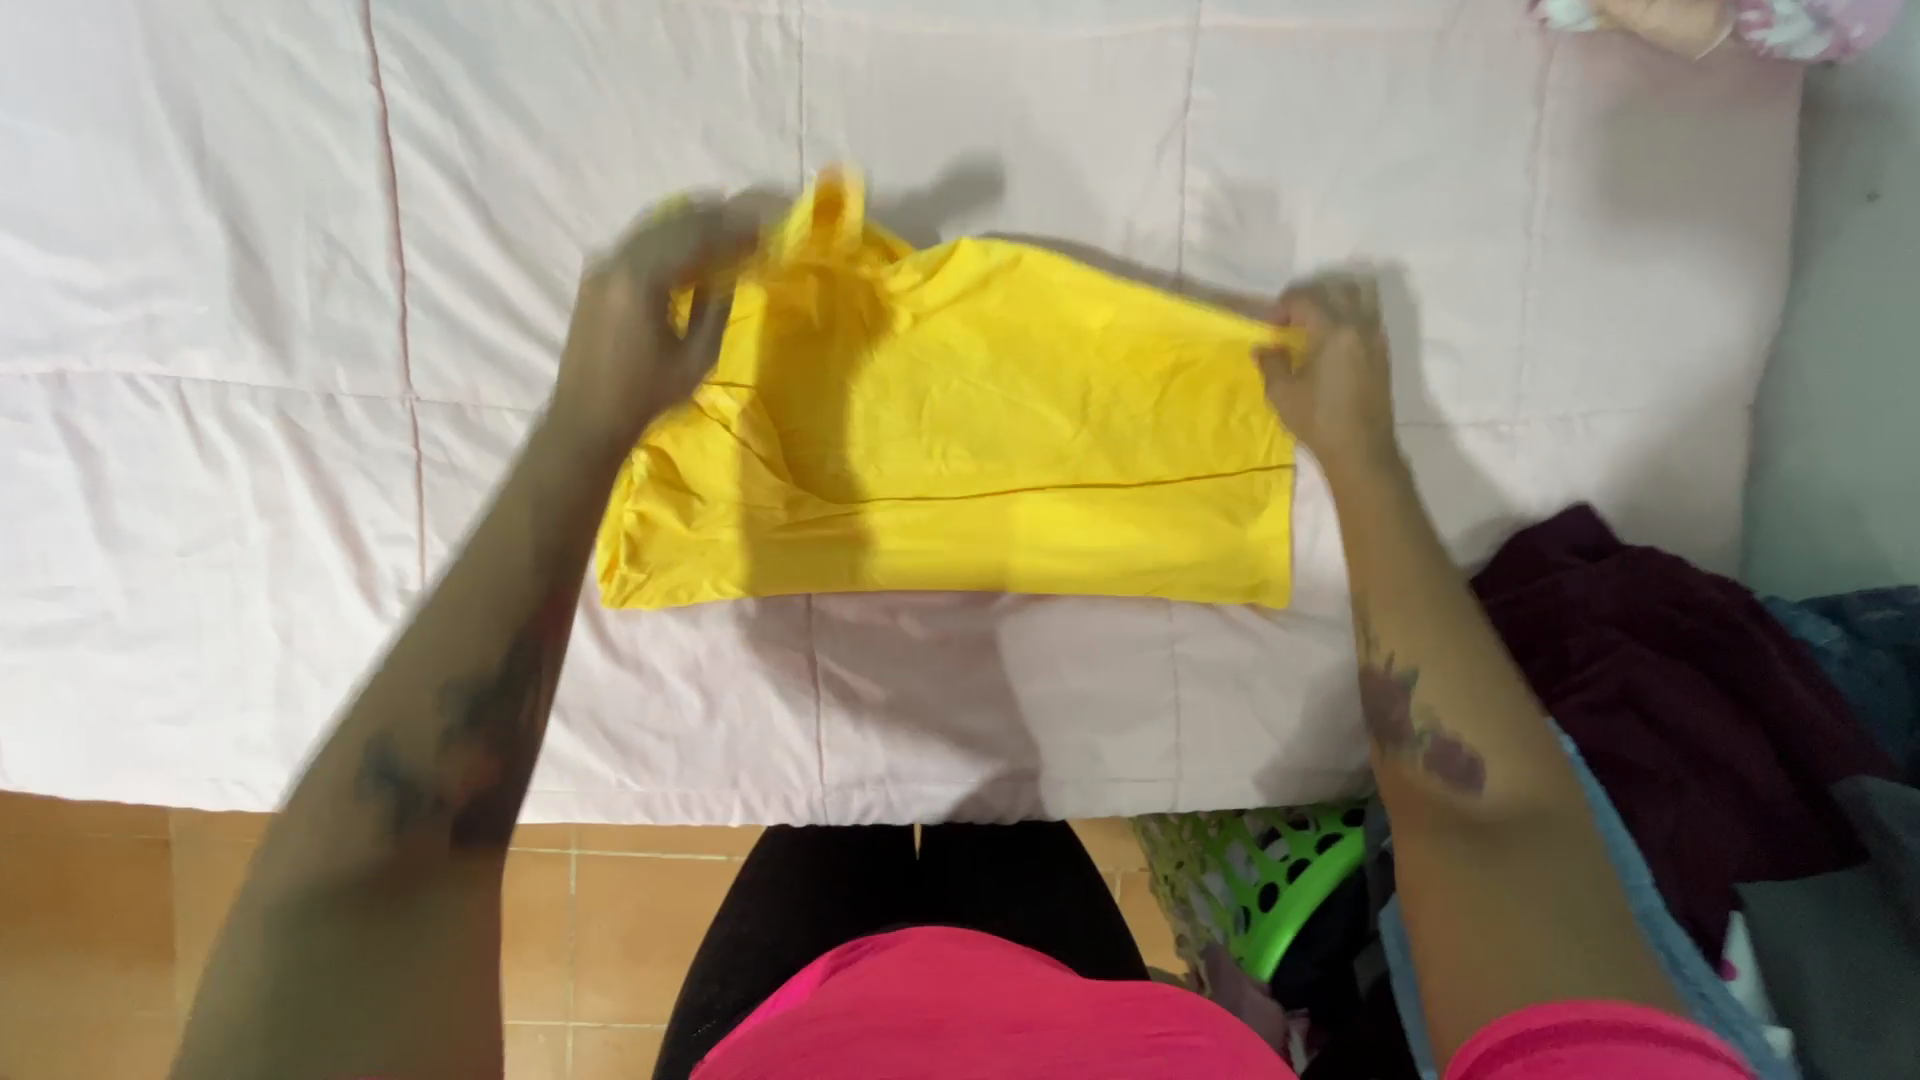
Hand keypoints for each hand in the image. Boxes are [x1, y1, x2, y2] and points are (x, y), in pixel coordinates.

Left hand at [549, 198, 759, 454]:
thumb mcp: (697, 358)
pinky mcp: (597, 279)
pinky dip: (670, 239)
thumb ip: (715, 309)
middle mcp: (617, 260)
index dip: (734, 228)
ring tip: (726, 224)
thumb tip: (730, 275)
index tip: (764, 225)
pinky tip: (690, 250)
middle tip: (749, 217)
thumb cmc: (647, 395)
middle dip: (715, 217)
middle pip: (673, 222)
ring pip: (653, 228)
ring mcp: (602, 267)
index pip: (696, 236)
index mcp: (642, 278)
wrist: (587, 417)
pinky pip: (639, 244)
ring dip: (692, 224)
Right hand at [1255, 273, 1400, 481]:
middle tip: (1289, 319)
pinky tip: (1330, 341)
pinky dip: (1349, 314)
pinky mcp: (1383, 351)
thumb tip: (1264, 347)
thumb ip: (1271, 363)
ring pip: (1361, 295)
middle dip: (1309, 297)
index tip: (1269, 325)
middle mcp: (1360, 325)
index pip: (1306, 298)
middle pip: (1336, 288)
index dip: (1283, 305)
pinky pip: (1369, 315)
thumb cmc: (1318, 420)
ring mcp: (1376, 336)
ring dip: (1334, 299)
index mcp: (1333, 331)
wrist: (1361, 449)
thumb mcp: (1282, 394)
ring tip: (1314, 323)